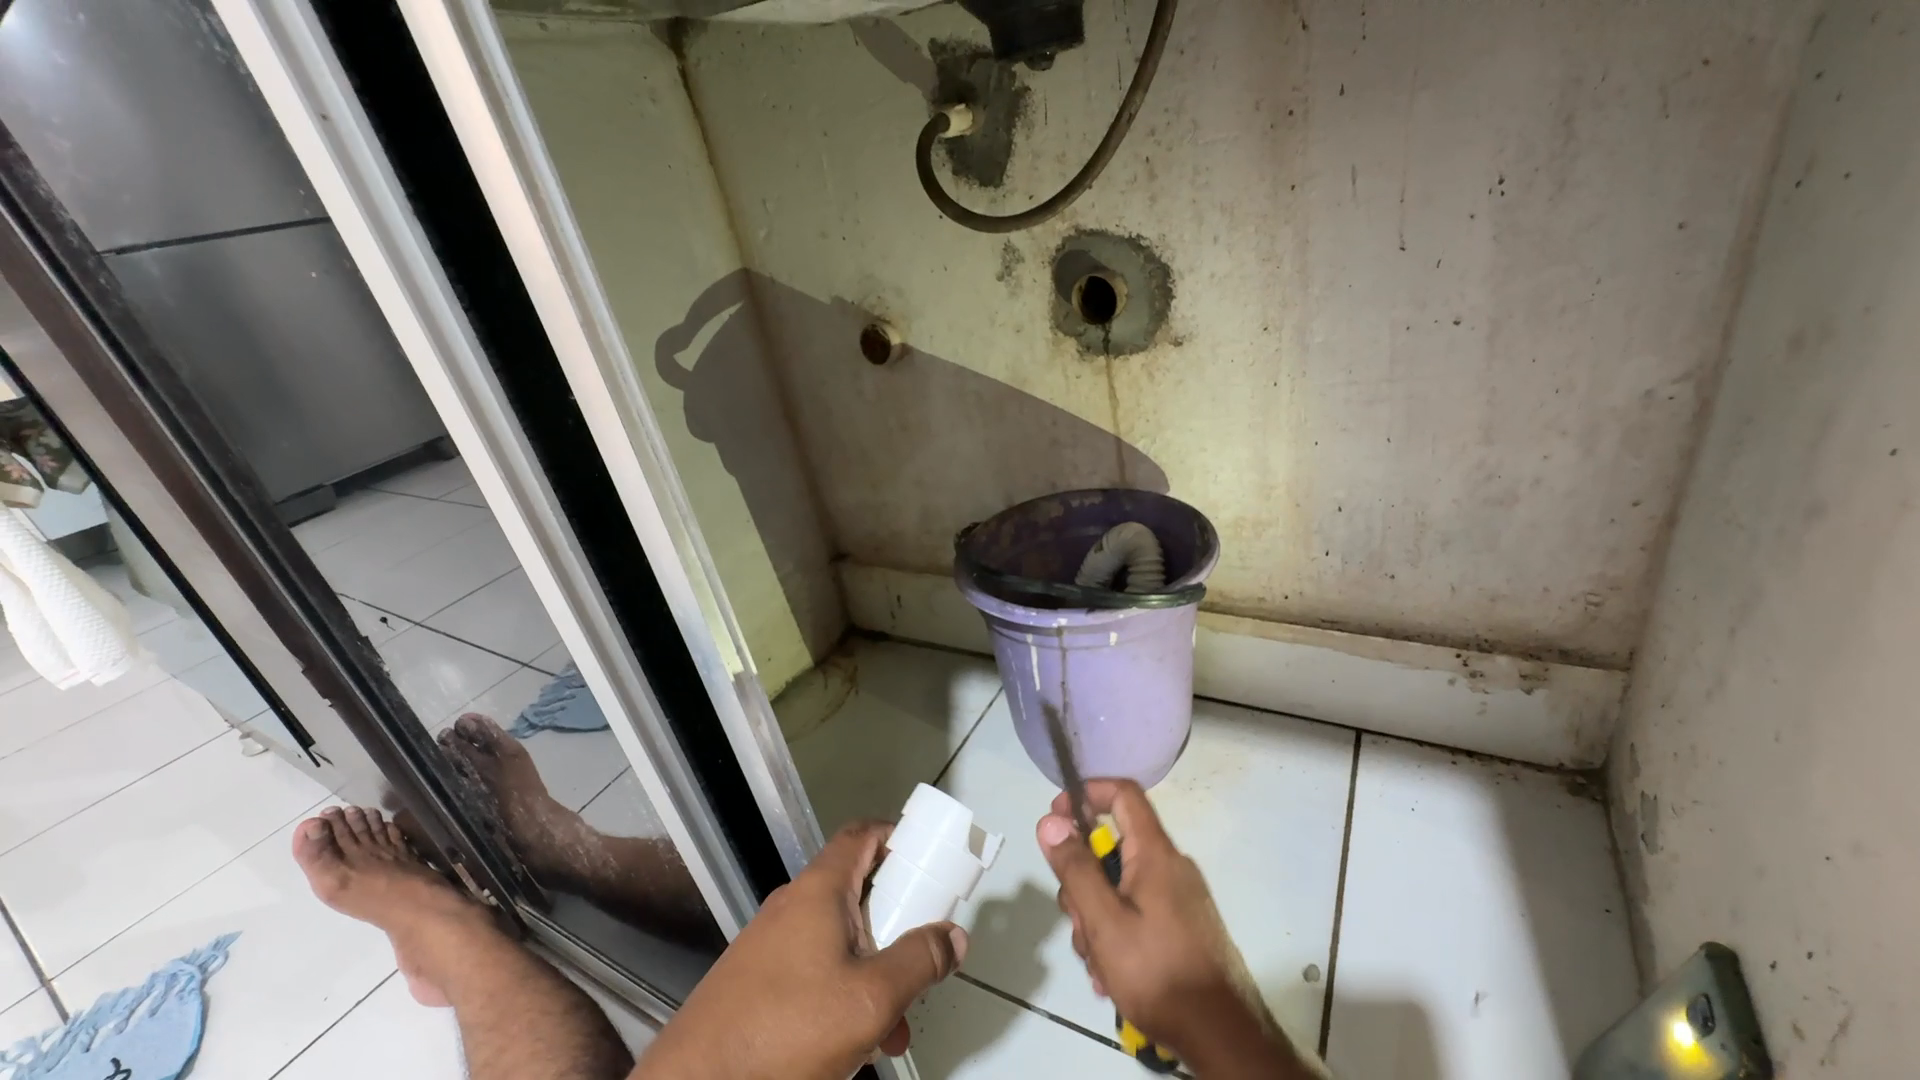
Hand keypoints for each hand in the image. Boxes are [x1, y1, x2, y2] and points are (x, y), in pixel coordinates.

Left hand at [636, 821, 966, 1079]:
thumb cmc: (787, 1028)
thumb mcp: (871, 998)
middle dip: (898, 927)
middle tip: (923, 963)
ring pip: (839, 941)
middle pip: (858, 893)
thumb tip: (953, 935)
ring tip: (894, 1027)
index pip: (862, 835)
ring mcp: (770, 944)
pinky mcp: (757, 981)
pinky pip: (814, 970)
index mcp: (819, 891)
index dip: (899, 837)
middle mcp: (792, 906)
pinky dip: (843, 993)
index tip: (932, 861)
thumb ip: (920, 961)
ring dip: (874, 973)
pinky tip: (854, 1044)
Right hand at [1038, 779, 1323, 1078]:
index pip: (1122, 794)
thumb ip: (1076, 869)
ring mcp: (1179, 898)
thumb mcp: (1104, 921)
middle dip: (1082, 881)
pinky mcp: (1182, 925)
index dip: (1085, 795)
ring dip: (1097, 917)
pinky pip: (1136, 912)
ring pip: (1119, 886)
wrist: (1220, 1034)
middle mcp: (1170, 867)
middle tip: (1076, 920)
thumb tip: (1050, 821)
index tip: (1055, 820)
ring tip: (1098, 962)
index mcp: (1155, 854)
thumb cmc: (1157, 972)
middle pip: (1113, 848)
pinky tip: (1112, 973)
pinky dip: (1116, 933)